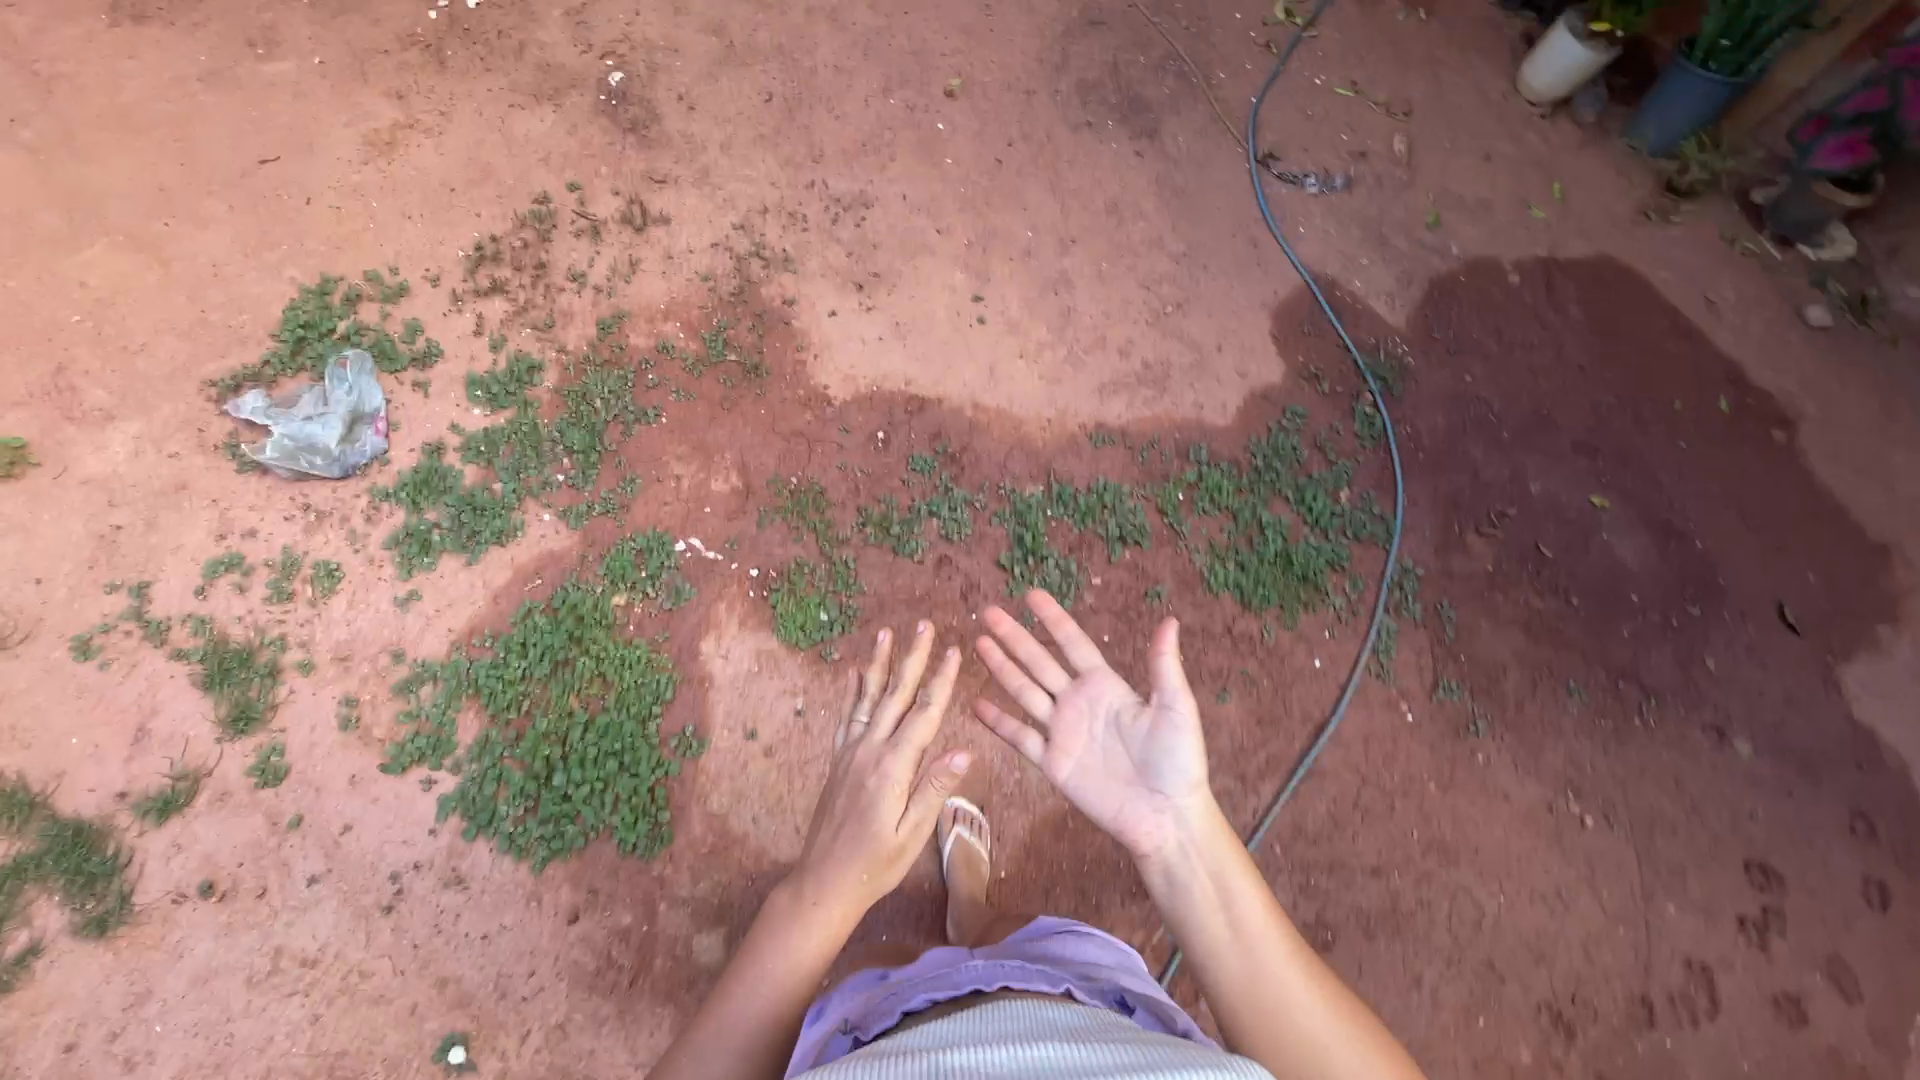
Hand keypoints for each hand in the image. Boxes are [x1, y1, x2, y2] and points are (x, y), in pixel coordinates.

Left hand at [790, 621, 970, 923]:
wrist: (824, 881)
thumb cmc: (876, 864)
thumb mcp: (912, 834)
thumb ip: (935, 789)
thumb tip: (963, 749)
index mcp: (893, 767)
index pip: (924, 714)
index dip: (940, 680)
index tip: (953, 650)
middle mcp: (869, 750)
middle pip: (895, 695)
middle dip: (912, 658)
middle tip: (924, 625)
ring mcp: (850, 752)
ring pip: (868, 698)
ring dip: (880, 664)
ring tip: (887, 633)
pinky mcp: (839, 760)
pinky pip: (846, 716)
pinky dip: (852, 691)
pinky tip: (856, 673)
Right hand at [972, 590, 1214, 862]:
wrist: (1165, 817)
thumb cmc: (1179, 762)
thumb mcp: (1176, 708)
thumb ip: (1164, 666)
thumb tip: (1168, 622)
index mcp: (1105, 686)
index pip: (1072, 643)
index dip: (1052, 619)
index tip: (1031, 596)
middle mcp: (1079, 703)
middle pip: (1039, 662)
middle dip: (1014, 637)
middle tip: (990, 613)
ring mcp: (1063, 732)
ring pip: (1024, 692)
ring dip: (1002, 669)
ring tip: (979, 644)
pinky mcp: (1053, 763)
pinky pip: (1020, 736)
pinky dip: (998, 721)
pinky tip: (978, 704)